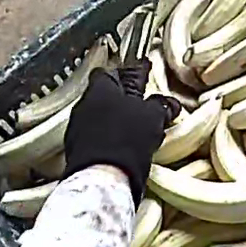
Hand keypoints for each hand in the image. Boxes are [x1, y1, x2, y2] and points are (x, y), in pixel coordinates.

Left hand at [62, 69, 172, 202]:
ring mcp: (78, 125)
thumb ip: (161, 106)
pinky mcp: (77, 147)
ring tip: (133, 122)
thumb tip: (169, 103)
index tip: (145, 70)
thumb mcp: (153, 117)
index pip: (117, 71)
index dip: (134, 71)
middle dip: (123, 94)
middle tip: (141, 98)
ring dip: (115, 114)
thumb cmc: (129, 138)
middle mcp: (85, 102)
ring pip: (100, 112)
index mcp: (102, 87)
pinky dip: (109, 132)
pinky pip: (96, 132)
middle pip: (106, 91)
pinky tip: (122, 140)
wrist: (103, 176)